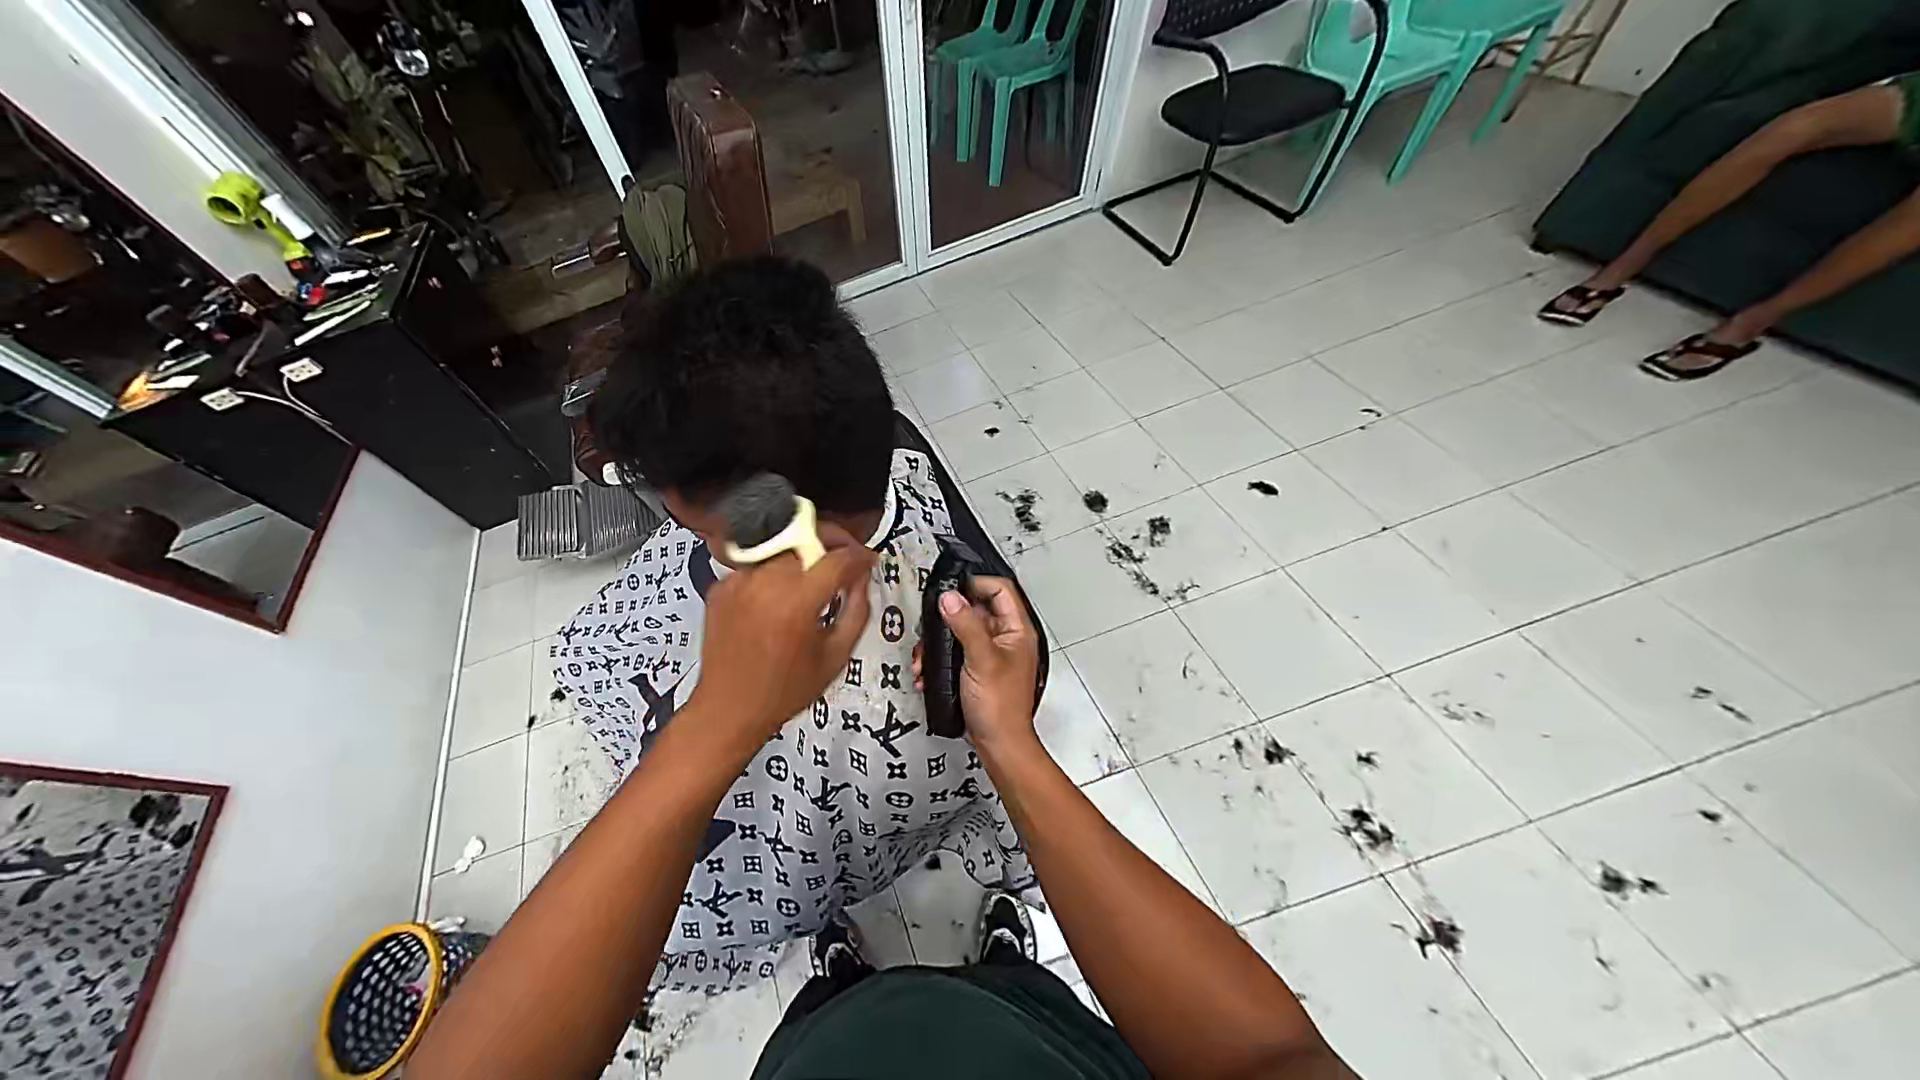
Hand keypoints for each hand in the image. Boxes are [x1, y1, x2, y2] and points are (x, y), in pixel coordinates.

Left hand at [688, 526, 873, 760]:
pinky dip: (776, 573)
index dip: (860, 556)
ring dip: (805, 555)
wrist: (729, 709)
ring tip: (816, 579)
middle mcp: (764, 584)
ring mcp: (739, 582)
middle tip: (847, 558)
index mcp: (796, 602)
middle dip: (834, 544)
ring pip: (783, 547)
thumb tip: (861, 578)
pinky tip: (783, 597)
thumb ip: (857, 609)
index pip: (838, 557)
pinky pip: (759, 565)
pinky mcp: (722, 587)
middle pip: (809, 539)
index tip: (868, 560)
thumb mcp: (836, 655)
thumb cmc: (780, 691)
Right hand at [930, 576, 1040, 751]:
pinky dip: (940, 656)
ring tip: (928, 652)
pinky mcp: (977, 667)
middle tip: (934, 621)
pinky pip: (956, 650)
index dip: (976, 583)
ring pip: (961, 629)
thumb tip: (951, 598)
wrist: (998, 743)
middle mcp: (1006, 638)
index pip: (1000, 589)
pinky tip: (929, 669)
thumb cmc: (1001, 708)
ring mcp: (991, 653)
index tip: (953, 588)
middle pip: (976, 608)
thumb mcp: (981, 659)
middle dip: (950, 615)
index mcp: (1017, 630)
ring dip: (940, 639)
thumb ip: (966, 625)